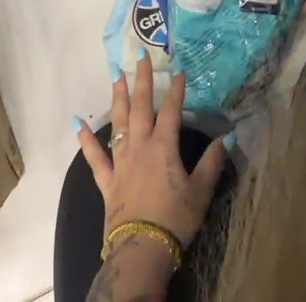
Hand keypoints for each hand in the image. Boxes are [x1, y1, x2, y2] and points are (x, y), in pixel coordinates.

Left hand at [77, 51, 227, 248]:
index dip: (177, 90)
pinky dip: (86, 139)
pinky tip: (78, 123)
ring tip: (117, 75)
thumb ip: (212, 161)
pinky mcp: (107, 181)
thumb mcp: (201, 191)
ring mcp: (120, 162)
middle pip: (141, 107)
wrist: (141, 250)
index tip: (180, 71)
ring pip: (118, 123)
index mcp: (164, 146)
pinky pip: (94, 156)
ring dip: (118, 98)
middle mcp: (140, 147)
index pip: (171, 110)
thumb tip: (227, 137)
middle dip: (143, 80)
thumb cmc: (175, 219)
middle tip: (140, 55)